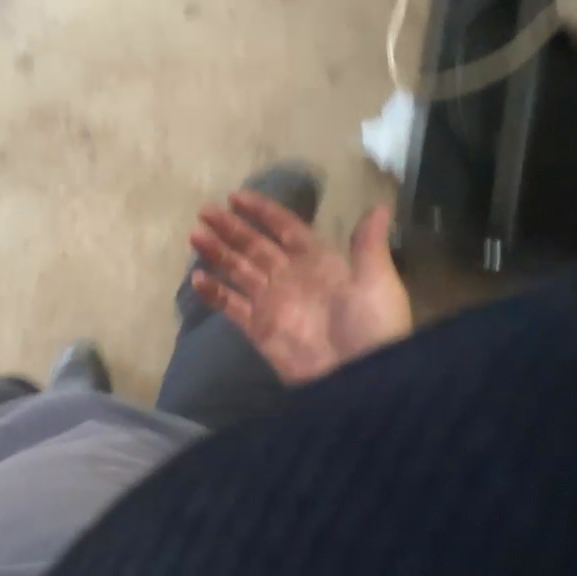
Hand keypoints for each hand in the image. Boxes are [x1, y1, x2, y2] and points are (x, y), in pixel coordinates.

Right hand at [189, 193, 412, 383]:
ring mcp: (272, 302)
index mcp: (318, 263)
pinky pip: (230, 304)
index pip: (285, 229)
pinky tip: (198, 278)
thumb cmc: (373, 328)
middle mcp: (290, 277)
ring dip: (216, 252)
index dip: (263, 212)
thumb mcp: (377, 283)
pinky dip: (213, 292)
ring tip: (195, 236)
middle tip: (205, 212)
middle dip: (230, 228)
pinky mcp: (258, 327)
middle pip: (254, 245)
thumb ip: (368, 245)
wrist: (362, 380)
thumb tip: (380, 207)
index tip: (236, 197)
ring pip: (237, 269)